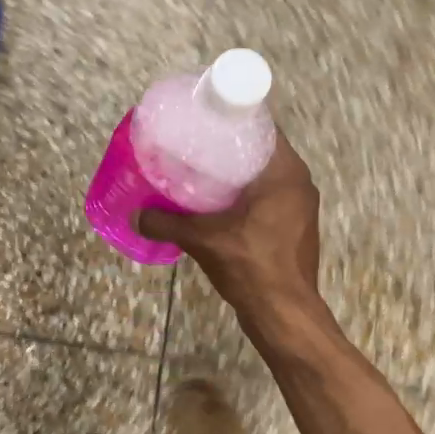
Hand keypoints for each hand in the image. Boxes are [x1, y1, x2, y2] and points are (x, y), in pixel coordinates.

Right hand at [135, 130, 321, 317]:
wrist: (283, 314)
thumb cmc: (251, 266)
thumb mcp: (203, 240)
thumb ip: (166, 224)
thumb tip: (135, 216)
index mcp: (285, 173)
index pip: (262, 127)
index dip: (232, 119)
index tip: (203, 119)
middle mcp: (299, 183)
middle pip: (260, 151)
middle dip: (227, 148)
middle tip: (192, 146)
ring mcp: (299, 207)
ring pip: (263, 177)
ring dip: (235, 174)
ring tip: (199, 173)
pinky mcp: (294, 228)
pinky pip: (266, 198)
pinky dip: (243, 196)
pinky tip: (215, 205)